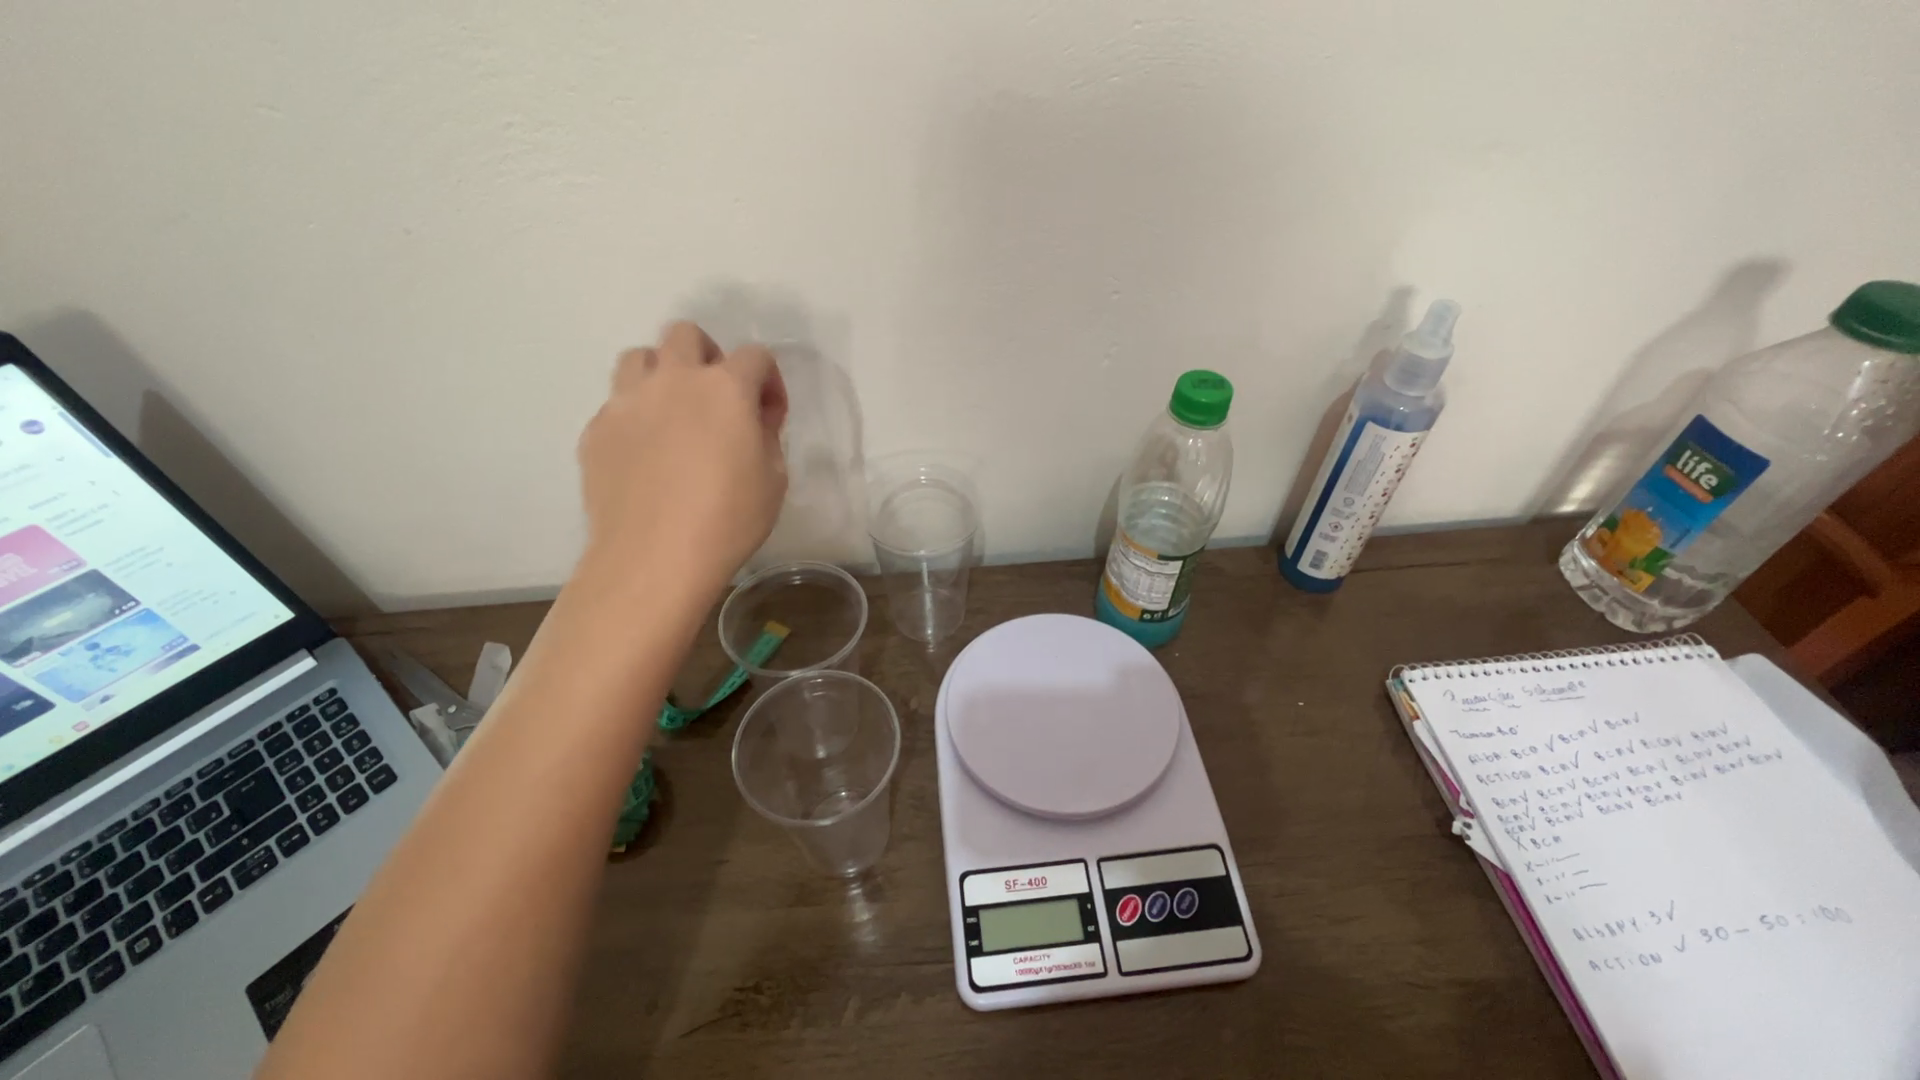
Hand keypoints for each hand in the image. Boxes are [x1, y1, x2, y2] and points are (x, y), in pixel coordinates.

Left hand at [576, 322, 787, 595]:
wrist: (653, 558)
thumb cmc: (727, 521)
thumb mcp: (774, 481)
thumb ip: (766, 437)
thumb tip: (754, 421)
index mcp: (725, 388)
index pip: (755, 355)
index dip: (769, 382)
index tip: (769, 417)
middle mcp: (673, 380)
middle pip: (686, 335)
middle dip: (707, 356)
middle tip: (716, 398)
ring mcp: (626, 401)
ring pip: (639, 358)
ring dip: (661, 375)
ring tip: (672, 414)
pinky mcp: (596, 430)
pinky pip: (615, 405)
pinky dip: (634, 418)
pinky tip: (643, 456)